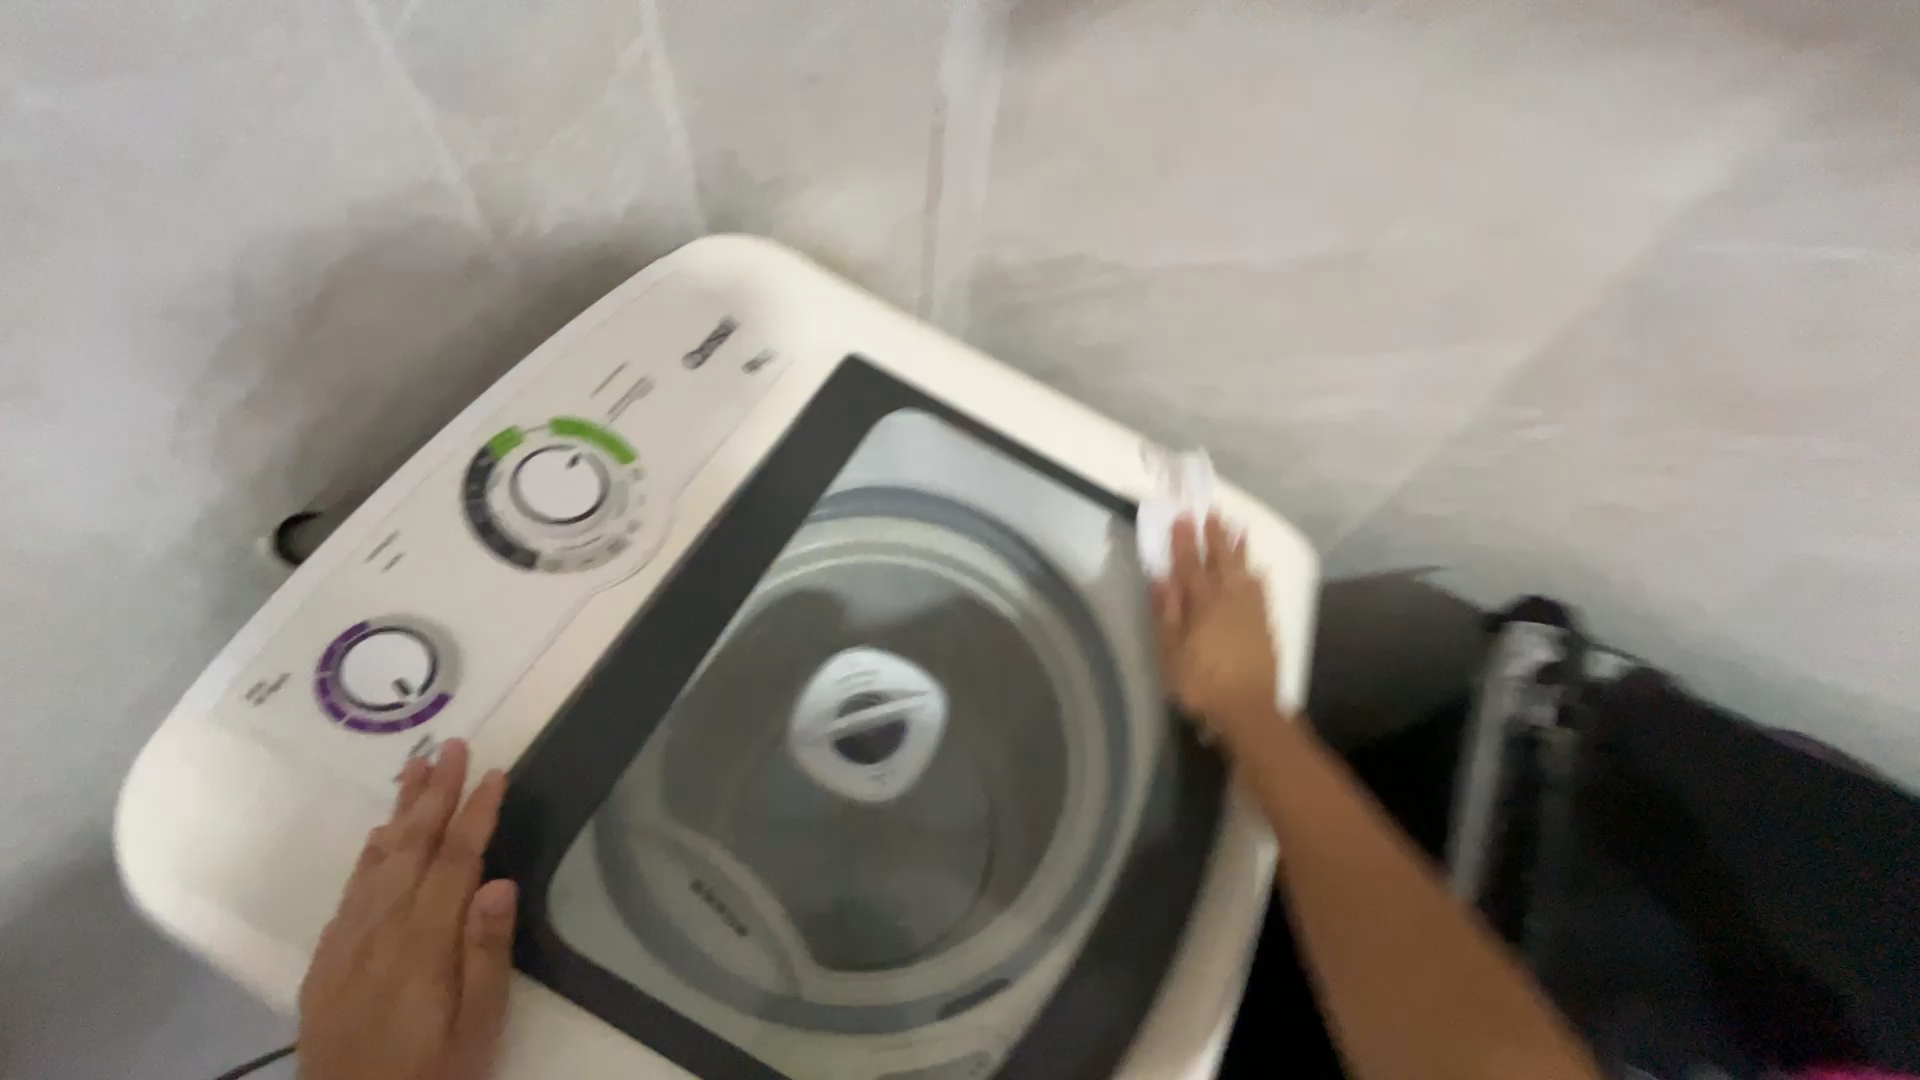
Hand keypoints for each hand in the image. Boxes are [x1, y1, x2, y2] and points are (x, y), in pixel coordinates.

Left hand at [298, 740, 516, 1079]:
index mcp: (420, 947)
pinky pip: (350, 896)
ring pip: (376, 864)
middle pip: (409, 850)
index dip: (475, 814)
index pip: (453, 863)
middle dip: (434, 794)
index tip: (495, 772)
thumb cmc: (436, 1074)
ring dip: (399, 812)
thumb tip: (499, 882)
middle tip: (452, 746)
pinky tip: (380, 837)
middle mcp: (377, 936)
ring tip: (416, 769)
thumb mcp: (478, 1027)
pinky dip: (368, 857)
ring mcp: (346, 949)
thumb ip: (486, 954)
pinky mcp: (327, 967)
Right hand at [1152, 512, 1282, 741]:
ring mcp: (1251, 613)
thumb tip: (1161, 579)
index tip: (1181, 516)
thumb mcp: (1170, 654)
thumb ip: (1166, 614)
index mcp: (1203, 604)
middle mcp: (1229, 600)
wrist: (1250, 712)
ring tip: (1238, 529)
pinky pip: (1262, 592)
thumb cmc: (1201, 686)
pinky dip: (1257, 577)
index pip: (1190, 565)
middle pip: (1221, 562)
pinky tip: (1257, 572)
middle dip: (1215, 537)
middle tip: (1212, 512)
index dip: (1184, 541)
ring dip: (1239, 550)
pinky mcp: (1265, 627)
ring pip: (1245, 572)